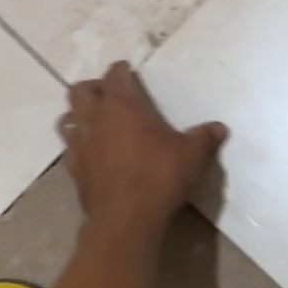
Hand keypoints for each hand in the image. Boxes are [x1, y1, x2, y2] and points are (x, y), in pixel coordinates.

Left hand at [58, 61, 226, 236]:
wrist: (126, 218)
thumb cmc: (160, 177)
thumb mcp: (193, 155)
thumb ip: (205, 137)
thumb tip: (220, 128)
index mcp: (123, 105)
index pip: (115, 75)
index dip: (121, 70)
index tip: (128, 70)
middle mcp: (95, 118)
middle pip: (80, 90)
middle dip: (93, 88)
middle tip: (109, 94)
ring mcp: (80, 143)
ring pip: (67, 117)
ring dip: (78, 114)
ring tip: (94, 121)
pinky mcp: (73, 169)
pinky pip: (69, 147)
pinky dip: (78, 143)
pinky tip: (92, 152)